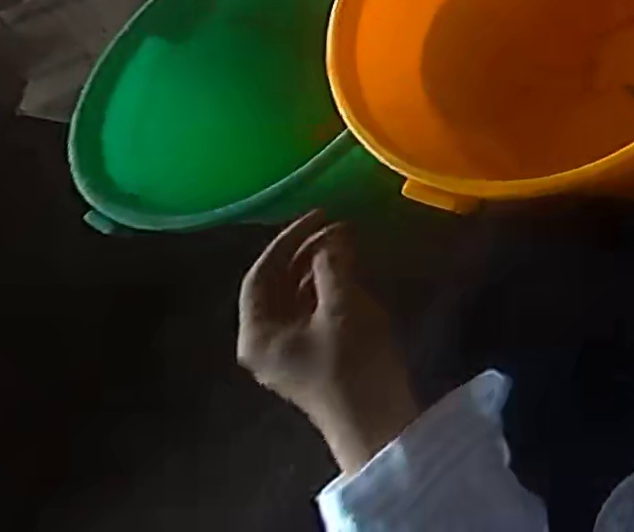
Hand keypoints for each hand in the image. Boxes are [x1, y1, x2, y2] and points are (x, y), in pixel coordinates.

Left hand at [237, 211, 417, 473]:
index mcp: (258, 333)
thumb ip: (333, 264)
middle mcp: (265, 341)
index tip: (320, 214)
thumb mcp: (342, 305)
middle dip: (306, 250)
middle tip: (339, 225)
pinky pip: (311, 306)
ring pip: (296, 293)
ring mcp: (289, 349)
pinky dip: (327, 283)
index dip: (289, 239)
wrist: (375, 418)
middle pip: (277, 283)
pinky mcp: (312, 352)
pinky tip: (349, 269)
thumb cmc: (352, 361)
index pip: (262, 274)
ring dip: (319, 264)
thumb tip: (332, 234)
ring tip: (348, 241)